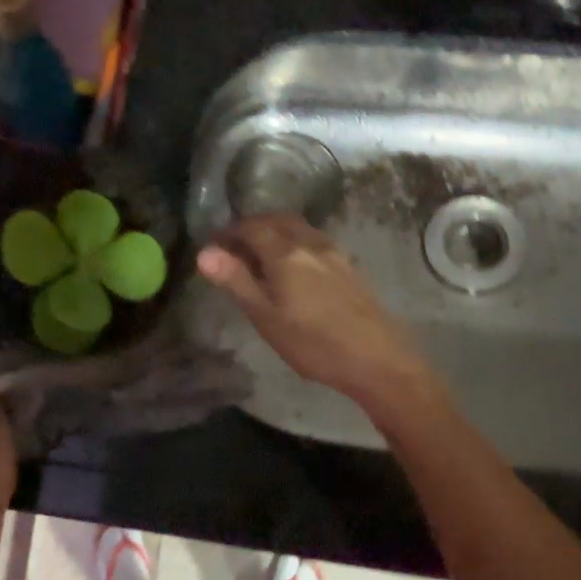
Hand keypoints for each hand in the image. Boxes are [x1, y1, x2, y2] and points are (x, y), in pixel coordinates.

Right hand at [198, 215, 425, 401]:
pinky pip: (313, 241)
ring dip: (274, 233)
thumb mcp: (265, 317)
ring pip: (298, 229)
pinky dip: (293, 243)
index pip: (251, 227)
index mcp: (286, 252)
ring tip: (259, 258)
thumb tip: (204, 252)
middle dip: (251, 227)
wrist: (377, 359)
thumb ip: (236, 281)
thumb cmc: (313, 343)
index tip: (212, 247)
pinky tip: (292, 269)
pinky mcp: (348, 267)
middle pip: (276, 220)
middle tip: (233, 248)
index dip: (228, 232)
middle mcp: (311, 243)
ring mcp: (334, 253)